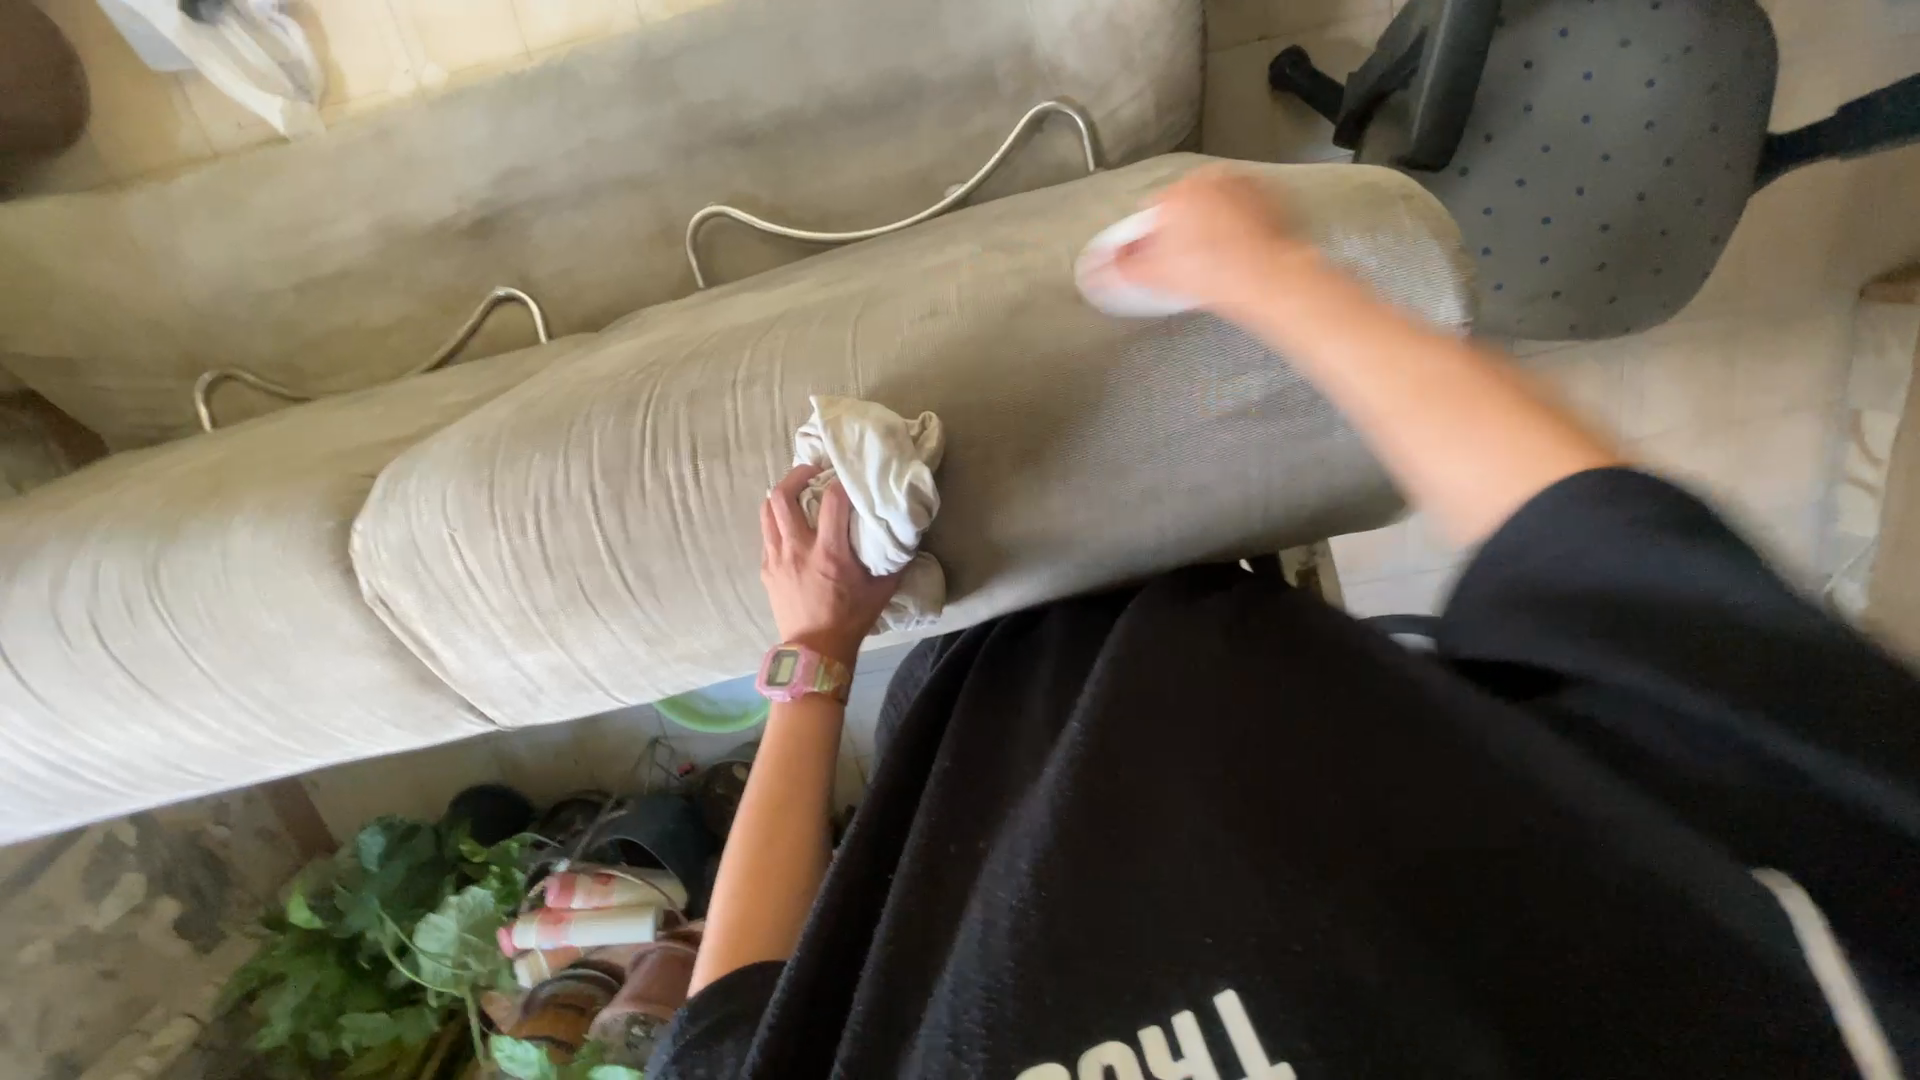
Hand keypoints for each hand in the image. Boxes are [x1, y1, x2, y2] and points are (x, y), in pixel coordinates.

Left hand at [759, 464, 900, 665]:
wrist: (816, 651)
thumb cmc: (851, 619)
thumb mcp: (881, 588)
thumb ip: (892, 559)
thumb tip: (904, 536)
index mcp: (829, 553)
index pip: (831, 500)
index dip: (840, 480)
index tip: (848, 474)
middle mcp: (797, 549)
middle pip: (782, 495)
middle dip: (797, 475)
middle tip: (813, 471)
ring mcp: (776, 558)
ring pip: (767, 510)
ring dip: (782, 494)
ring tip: (797, 491)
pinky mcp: (766, 568)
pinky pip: (767, 533)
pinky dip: (778, 520)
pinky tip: (791, 524)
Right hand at [1104, 165, 1320, 315]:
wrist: (1265, 278)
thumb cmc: (1208, 274)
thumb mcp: (1151, 276)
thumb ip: (1116, 271)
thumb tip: (1092, 272)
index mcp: (1175, 192)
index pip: (1152, 214)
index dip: (1153, 241)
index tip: (1161, 261)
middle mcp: (1208, 178)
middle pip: (1185, 206)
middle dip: (1183, 229)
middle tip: (1189, 264)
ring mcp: (1243, 183)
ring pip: (1215, 205)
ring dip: (1212, 225)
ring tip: (1215, 258)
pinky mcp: (1271, 196)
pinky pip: (1245, 208)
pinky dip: (1241, 223)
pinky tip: (1239, 249)